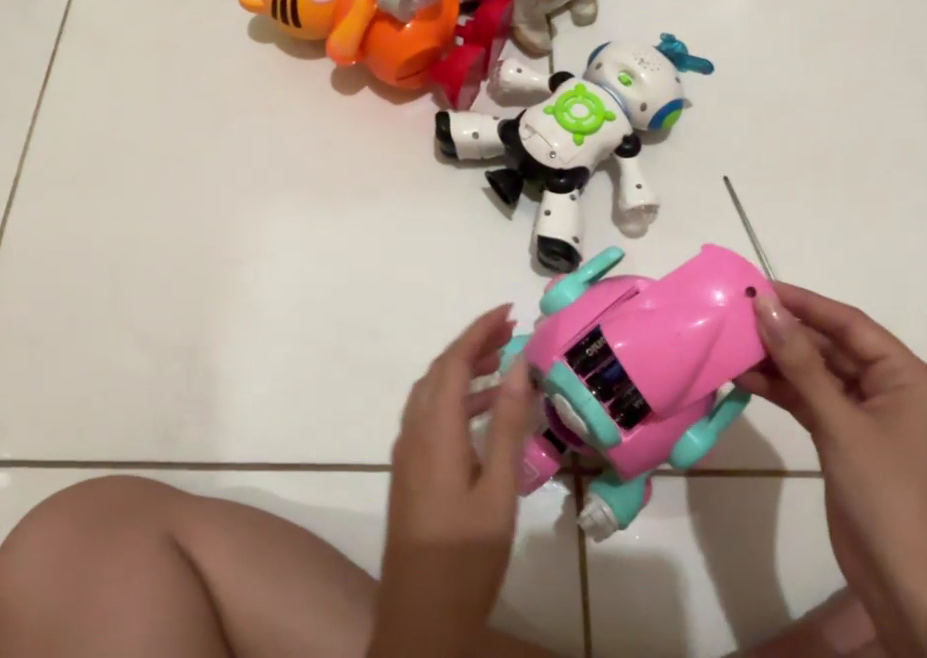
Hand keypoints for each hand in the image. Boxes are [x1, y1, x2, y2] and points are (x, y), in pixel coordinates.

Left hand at [370, 305, 535, 657]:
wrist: (419, 613)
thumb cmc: (466, 554)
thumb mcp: (499, 490)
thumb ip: (508, 426)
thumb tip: (518, 367)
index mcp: (434, 430)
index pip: (454, 361)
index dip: (479, 331)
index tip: (510, 312)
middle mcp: (414, 432)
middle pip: (440, 372)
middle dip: (473, 346)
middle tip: (512, 334)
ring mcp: (407, 453)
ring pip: (433, 394)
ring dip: (465, 372)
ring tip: (506, 368)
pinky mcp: (410, 471)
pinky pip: (430, 416)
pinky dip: (457, 400)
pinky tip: (486, 416)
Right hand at [738, 286, 926, 657]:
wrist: (907, 581)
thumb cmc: (886, 494)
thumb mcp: (840, 423)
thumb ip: (800, 363)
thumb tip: (765, 306)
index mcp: (909, 378)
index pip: (851, 325)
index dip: (805, 303)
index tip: (758, 286)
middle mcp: (893, 390)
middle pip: (834, 347)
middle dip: (786, 332)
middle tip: (735, 314)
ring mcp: (871, 417)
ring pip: (819, 375)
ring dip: (779, 362)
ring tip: (731, 342)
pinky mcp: (849, 441)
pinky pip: (813, 402)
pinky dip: (783, 391)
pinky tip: (744, 378)